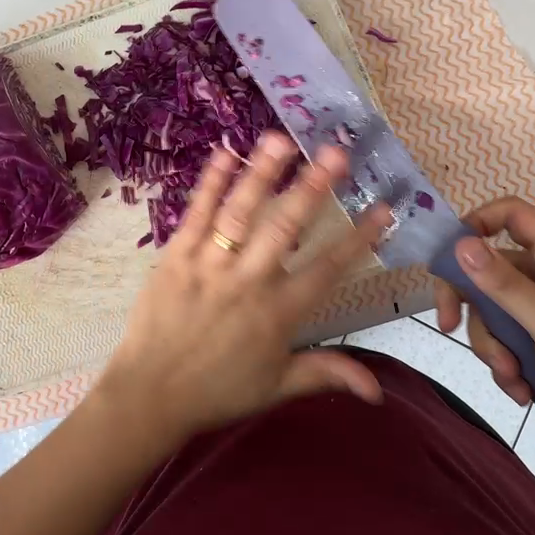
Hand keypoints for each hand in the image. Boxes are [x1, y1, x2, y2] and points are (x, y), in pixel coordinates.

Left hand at [94, 133, 391, 445]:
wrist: (151, 395)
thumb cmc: (218, 391)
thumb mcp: (277, 386)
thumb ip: (326, 373)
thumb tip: (380, 389)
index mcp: (278, 313)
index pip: (327, 269)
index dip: (358, 240)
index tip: (383, 209)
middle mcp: (248, 282)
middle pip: (286, 228)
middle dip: (313, 188)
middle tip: (336, 153)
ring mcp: (209, 264)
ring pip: (240, 213)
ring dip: (261, 174)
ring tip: (280, 139)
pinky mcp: (176, 255)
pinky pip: (196, 214)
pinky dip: (210, 182)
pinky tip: (225, 152)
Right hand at [433, 197, 534, 452]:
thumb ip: (505, 286)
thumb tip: (460, 243)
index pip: (511, 214)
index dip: (476, 222)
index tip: (448, 257)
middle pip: (490, 269)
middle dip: (472, 305)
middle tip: (450, 329)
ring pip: (495, 310)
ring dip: (492, 345)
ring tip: (511, 379)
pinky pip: (510, 338)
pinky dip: (507, 362)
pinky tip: (521, 390)